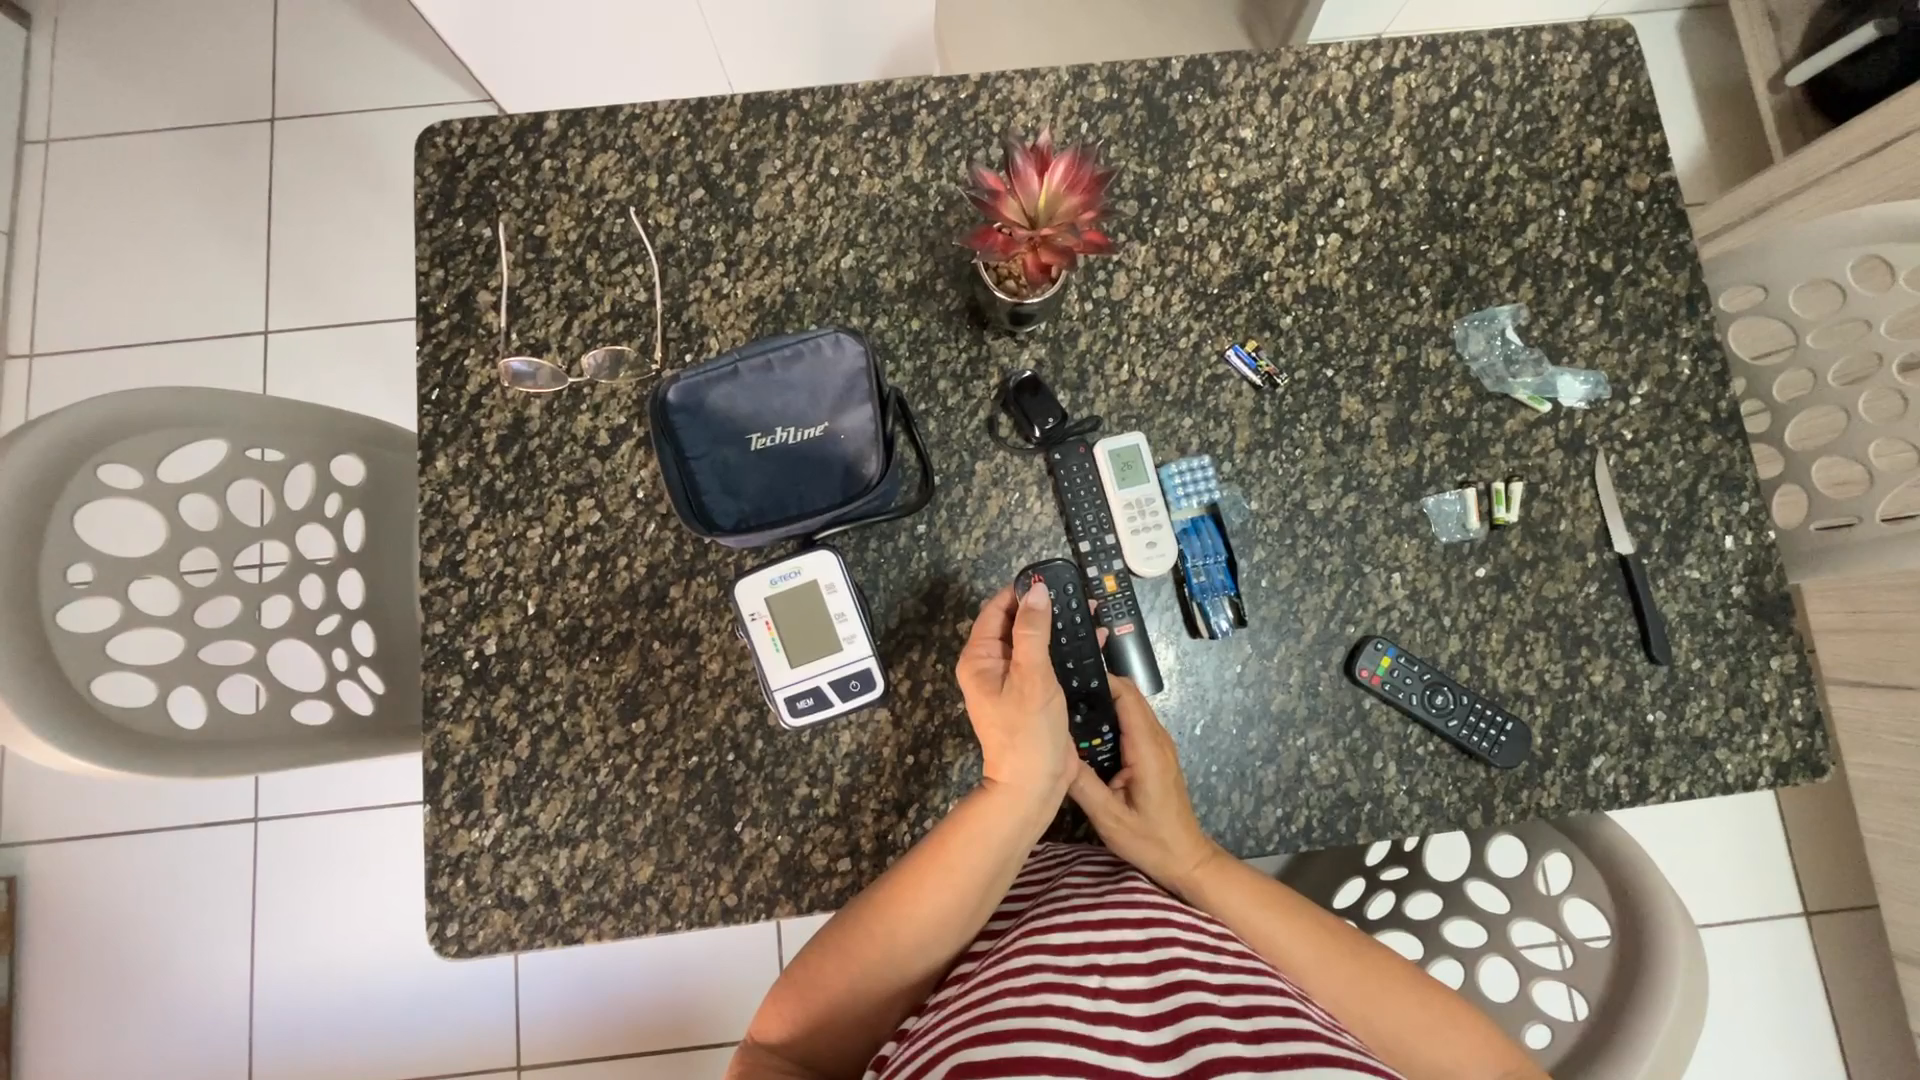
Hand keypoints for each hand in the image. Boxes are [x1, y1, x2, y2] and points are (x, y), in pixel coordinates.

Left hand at [955, 585, 1077, 804]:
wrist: (1033, 786)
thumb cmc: (1026, 730)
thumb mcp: (1030, 676)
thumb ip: (1032, 630)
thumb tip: (1035, 591)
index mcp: (980, 659)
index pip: (996, 611)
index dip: (1020, 592)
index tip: (1048, 576)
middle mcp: (992, 666)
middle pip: (1017, 624)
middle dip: (1046, 608)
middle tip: (1077, 592)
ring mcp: (1013, 681)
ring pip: (1036, 642)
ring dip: (1060, 627)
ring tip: (1091, 610)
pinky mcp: (1034, 694)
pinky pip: (1048, 663)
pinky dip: (1068, 650)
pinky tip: (1094, 639)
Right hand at [1068, 677, 1225, 896]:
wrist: (1186, 860)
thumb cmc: (1150, 840)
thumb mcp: (1108, 817)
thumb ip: (1081, 781)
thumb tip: (1053, 747)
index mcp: (1147, 748)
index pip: (1125, 694)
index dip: (1098, 680)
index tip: (1066, 680)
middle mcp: (1157, 738)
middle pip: (1128, 695)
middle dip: (1096, 688)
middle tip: (1058, 694)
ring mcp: (1158, 744)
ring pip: (1130, 707)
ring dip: (1102, 702)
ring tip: (1067, 709)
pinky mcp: (1155, 753)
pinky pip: (1132, 723)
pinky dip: (1110, 718)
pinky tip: (1086, 733)